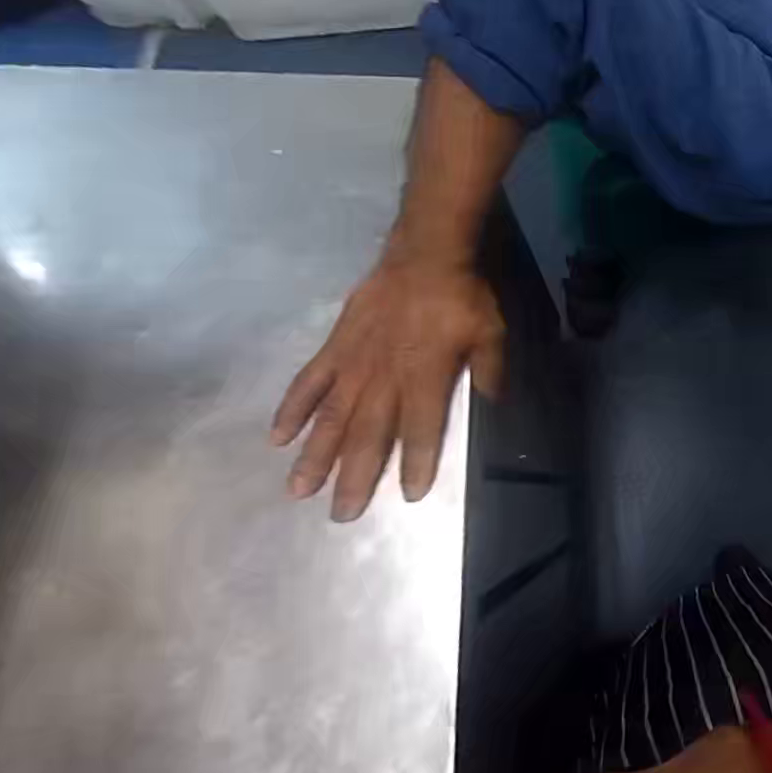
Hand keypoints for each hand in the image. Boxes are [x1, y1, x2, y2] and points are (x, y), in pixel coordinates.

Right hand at [271, 257, 503, 519]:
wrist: (425, 258)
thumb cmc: (465, 299)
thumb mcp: (493, 335)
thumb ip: (490, 373)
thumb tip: (494, 406)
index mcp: (427, 378)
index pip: (421, 429)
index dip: (416, 462)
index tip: (407, 494)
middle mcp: (384, 379)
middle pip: (368, 434)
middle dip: (355, 475)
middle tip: (340, 515)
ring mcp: (353, 364)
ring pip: (331, 418)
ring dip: (315, 456)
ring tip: (298, 491)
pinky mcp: (334, 347)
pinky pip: (307, 383)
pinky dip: (292, 410)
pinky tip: (277, 438)